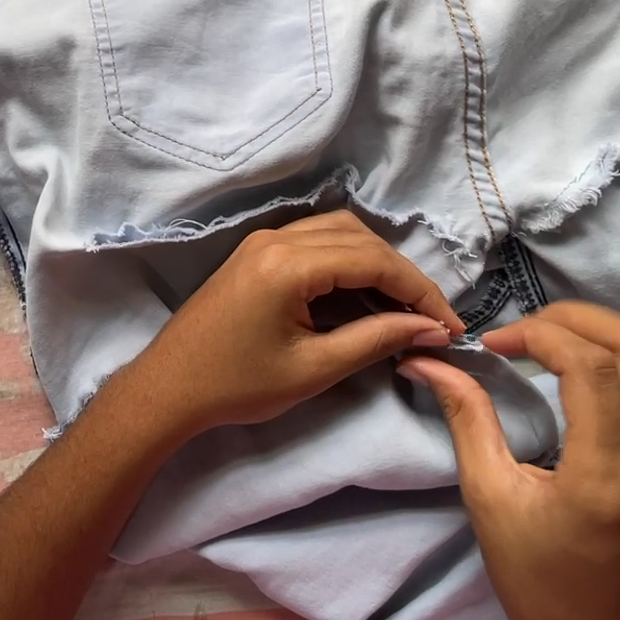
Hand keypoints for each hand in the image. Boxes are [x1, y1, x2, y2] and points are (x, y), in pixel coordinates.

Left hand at [119, 210, 461, 439]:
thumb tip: (430, 328)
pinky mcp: (256, 253)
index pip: (373, 260)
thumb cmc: (238, 385)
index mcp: (287, 264)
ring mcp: (262, 242)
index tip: (449, 326)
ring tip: (401, 308)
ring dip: (375, 262)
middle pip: (359, 238)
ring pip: (337, 232)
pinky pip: (313, 241)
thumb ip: (375, 339)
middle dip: (401, 274)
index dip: (419, 291)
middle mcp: (275, 239)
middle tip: (428, 319)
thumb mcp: (314, 368)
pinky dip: (346, 261)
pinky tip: (362, 295)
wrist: (170, 386)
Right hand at [400, 303, 619, 619]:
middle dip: (578, 320)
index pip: (590, 370)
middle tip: (531, 329)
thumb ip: (466, 418)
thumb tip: (427, 361)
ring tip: (573, 340)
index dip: (538, 335)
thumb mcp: (489, 498)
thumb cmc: (538, 577)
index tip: (496, 343)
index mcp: (604, 479)